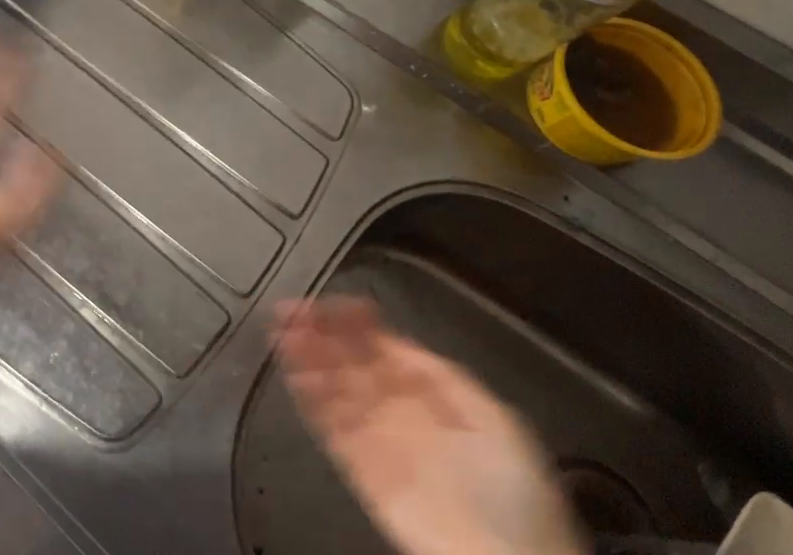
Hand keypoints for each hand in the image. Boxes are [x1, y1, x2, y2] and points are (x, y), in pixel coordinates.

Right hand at [273, 298, 584, 554]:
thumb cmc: (511, 490)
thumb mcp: (491, 416)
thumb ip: (439, 375)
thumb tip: (394, 340)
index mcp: (432, 394)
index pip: (383, 347)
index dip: (356, 323)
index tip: (331, 302)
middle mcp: (400, 411)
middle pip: (351, 363)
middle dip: (322, 334)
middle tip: (292, 309)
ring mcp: (377, 437)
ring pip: (334, 389)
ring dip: (308, 359)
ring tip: (282, 332)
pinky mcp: (359, 466)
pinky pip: (329, 426)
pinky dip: (310, 399)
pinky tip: (294, 374)